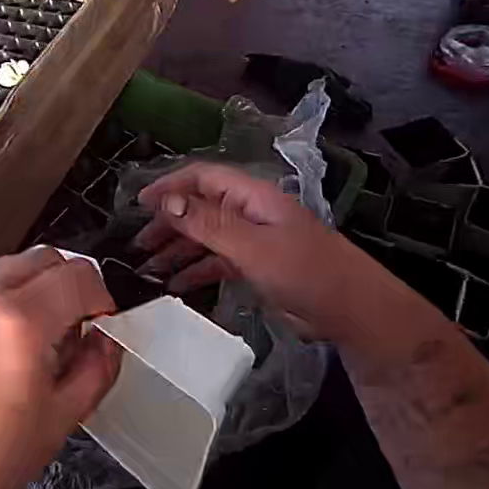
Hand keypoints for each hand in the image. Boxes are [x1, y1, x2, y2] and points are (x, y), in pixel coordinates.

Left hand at [0, 247, 118, 488]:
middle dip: (70, 285)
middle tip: (74, 328)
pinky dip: (2, 299)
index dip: (102, 298)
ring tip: (35, 338)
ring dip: (36, 288)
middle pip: (46, 257)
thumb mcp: (64, 418)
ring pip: (11, 266)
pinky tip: (1, 344)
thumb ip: (98, 366)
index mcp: (21, 322)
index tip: (102, 324)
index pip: (79, 275)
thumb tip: (105, 338)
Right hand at [133, 162, 426, 343]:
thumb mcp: (252, 246)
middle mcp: (249, 214)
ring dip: (177, 250)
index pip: (202, 179)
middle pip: (200, 209)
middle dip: (168, 223)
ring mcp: (253, 242)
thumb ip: (208, 224)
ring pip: (206, 238)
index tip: (139, 205)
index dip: (170, 186)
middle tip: (138, 246)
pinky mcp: (257, 268)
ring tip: (147, 270)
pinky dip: (196, 271)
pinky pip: (218, 263)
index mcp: (251, 197)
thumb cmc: (304, 271)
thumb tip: (166, 200)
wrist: (350, 310)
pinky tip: (175, 285)